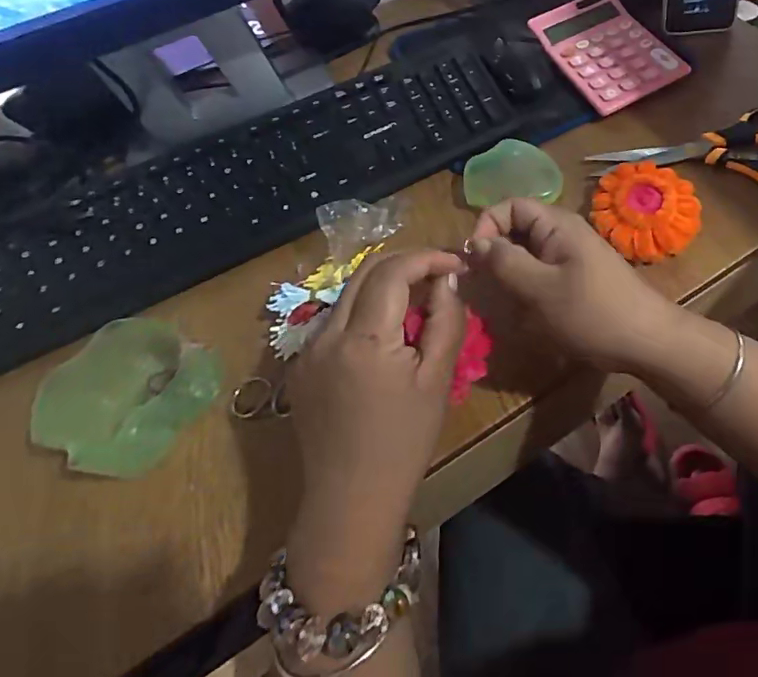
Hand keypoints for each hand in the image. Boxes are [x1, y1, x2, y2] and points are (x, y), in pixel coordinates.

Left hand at [286, 250, 465, 585]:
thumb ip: (446, 320)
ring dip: (386, 284)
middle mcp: (326, 335)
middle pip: (365, 271)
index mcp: (363, 338)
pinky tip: (389, 333)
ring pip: (349, 293)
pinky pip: (338, 320)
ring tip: (420, 300)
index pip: (392, 271)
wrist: (350, 499)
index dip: (427, 258)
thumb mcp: (438, 378)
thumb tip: (446, 280)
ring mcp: (307, 351)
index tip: (456, 265)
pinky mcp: (301, 367)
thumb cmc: (404, 440)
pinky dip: (367, 310)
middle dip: (406, 262)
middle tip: (440, 274)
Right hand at [464, 199, 683, 372]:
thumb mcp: (541, 289)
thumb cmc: (593, 313)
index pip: (510, 205)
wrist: (648, 340)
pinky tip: (530, 315)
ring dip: (513, 277)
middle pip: (518, 230)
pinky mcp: (579, 278)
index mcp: (557, 224)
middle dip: (497, 255)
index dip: (486, 226)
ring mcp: (573, 256)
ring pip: (528, 255)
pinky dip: (530, 289)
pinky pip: (543, 274)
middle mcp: (565, 233)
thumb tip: (475, 243)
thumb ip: (505, 262)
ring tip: (509, 305)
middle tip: (486, 288)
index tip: (474, 261)